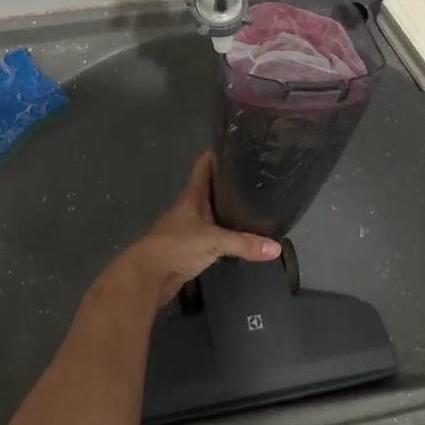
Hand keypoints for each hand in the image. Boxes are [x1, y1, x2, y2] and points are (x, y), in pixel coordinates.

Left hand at [103, 152, 280, 308]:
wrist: (148, 276)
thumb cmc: (175, 246)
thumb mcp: (214, 240)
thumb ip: (244, 243)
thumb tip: (277, 248)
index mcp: (192, 196)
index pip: (204, 166)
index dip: (218, 154)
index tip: (239, 147)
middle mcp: (191, 208)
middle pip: (212, 189)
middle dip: (231, 183)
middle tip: (257, 177)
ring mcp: (189, 228)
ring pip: (213, 213)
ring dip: (229, 209)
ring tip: (255, 203)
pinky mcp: (191, 248)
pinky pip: (213, 235)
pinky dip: (227, 234)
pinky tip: (242, 235)